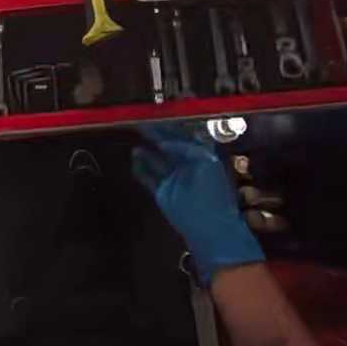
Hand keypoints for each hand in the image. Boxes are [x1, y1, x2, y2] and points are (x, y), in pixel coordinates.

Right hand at [132, 123, 259, 284]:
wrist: (210, 227)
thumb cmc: (213, 193)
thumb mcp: (205, 164)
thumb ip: (186, 150)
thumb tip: (166, 142)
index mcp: (201, 158)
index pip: (183, 138)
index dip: (170, 128)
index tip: (157, 118)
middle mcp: (186, 166)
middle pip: (168, 148)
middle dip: (155, 137)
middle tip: (141, 125)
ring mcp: (173, 180)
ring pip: (157, 161)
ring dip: (146, 152)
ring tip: (135, 142)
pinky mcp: (163, 193)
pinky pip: (149, 178)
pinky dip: (141, 169)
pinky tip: (134, 159)